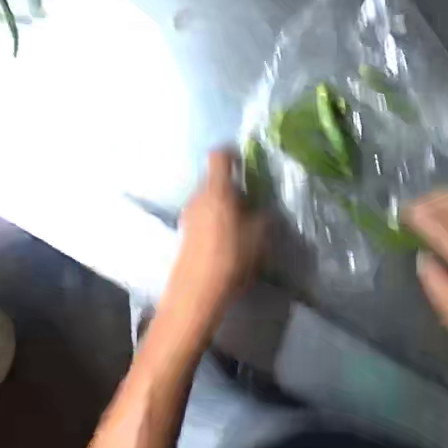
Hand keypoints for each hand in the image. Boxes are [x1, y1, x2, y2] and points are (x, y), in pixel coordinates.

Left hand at [165, 149, 266, 326]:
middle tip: (253, 202)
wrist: (196, 294)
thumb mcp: (259, 237)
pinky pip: (203, 218)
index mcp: (216, 190)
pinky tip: (229, 243)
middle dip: (233, 188)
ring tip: (243, 226)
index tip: (246, 161)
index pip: (219, 156)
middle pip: (215, 181)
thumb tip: (264, 209)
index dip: (232, 153)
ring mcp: (188, 215)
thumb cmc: (231, 258)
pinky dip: (216, 222)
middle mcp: (198, 197)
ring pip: (209, 200)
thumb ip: (264, 217)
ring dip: (224, 206)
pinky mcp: (184, 234)